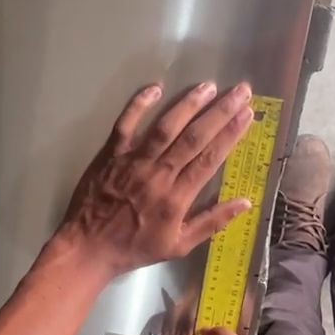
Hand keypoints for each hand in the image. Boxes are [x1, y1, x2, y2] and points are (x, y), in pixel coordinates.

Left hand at [52, 81, 254, 277]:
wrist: (88, 248)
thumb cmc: (135, 248)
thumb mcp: (179, 245)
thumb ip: (212, 222)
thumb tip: (246, 202)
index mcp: (177, 198)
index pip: (210, 159)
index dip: (230, 134)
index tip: (247, 114)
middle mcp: (158, 175)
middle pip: (194, 137)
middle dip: (220, 112)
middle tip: (240, 90)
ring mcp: (133, 161)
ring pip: (165, 127)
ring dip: (188, 104)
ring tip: (208, 86)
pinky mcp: (111, 154)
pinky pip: (126, 124)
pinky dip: (139, 105)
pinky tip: (155, 88)